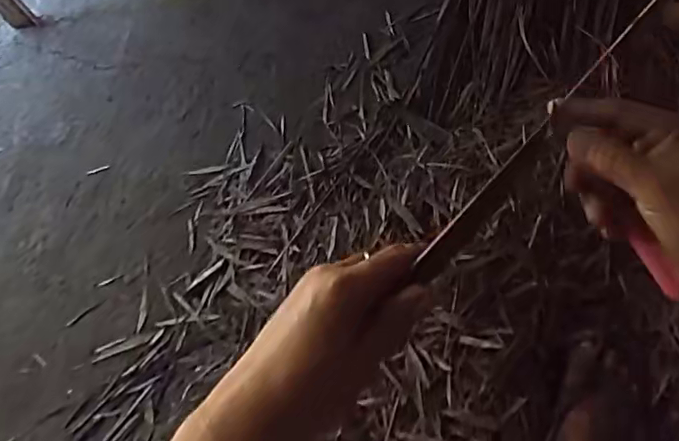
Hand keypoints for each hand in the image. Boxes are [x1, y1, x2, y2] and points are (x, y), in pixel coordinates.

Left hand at [177, 245, 429, 440]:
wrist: (242, 423)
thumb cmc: (299, 400)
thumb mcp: (362, 365)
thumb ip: (395, 322)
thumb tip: (422, 292)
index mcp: (345, 284)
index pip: (398, 254)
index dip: (422, 262)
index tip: (436, 275)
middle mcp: (325, 275)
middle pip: (377, 265)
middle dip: (394, 291)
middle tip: (397, 333)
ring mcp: (307, 287)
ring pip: (357, 280)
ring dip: (371, 302)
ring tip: (364, 353)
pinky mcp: (294, 302)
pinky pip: (336, 292)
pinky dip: (349, 310)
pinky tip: (341, 352)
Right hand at [554, 98, 678, 295]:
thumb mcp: (650, 184)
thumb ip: (608, 156)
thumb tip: (573, 136)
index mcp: (665, 130)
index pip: (614, 111)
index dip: (581, 111)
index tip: (550, 111)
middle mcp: (657, 147)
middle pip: (605, 145)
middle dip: (590, 170)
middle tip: (577, 190)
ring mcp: (653, 177)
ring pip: (606, 176)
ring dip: (598, 198)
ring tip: (604, 222)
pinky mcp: (650, 204)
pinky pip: (616, 199)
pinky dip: (609, 213)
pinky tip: (614, 231)